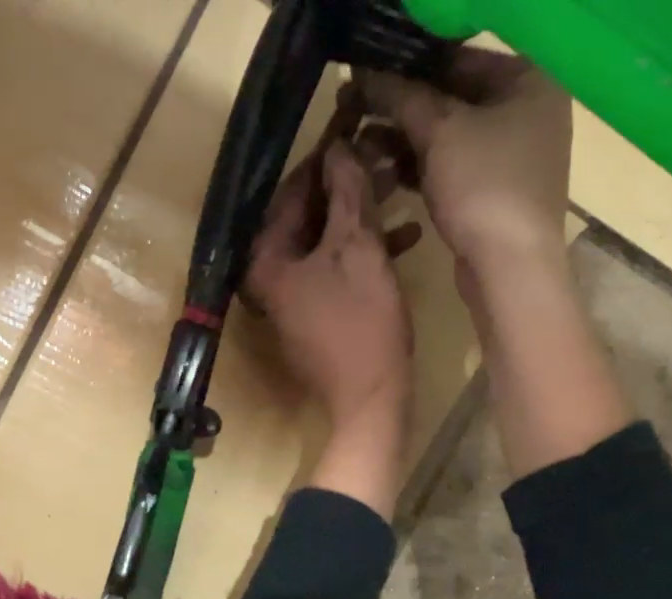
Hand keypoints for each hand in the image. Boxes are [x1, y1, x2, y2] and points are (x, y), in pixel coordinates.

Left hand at [244, 126, 417, 429]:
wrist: (372, 400)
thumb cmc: (361, 322)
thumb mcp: (358, 248)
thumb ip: (348, 192)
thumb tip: (340, 148)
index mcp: (265, 258)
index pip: (292, 190)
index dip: (326, 156)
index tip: (356, 125)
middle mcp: (269, 275)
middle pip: (307, 214)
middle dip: (348, 184)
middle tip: (385, 152)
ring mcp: (293, 296)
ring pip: (326, 239)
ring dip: (362, 214)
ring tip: (401, 184)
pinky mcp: (318, 313)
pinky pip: (336, 268)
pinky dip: (365, 250)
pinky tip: (405, 233)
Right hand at [354, 48, 572, 268]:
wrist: (511, 267)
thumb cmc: (483, 185)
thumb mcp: (439, 130)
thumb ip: (401, 96)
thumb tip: (365, 73)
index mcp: (530, 81)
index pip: (458, 59)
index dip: (407, 67)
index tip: (365, 79)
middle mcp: (529, 112)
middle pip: (452, 98)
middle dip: (401, 109)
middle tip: (354, 111)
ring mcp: (514, 156)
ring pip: (448, 137)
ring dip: (404, 141)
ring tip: (360, 146)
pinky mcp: (496, 193)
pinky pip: (452, 168)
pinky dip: (420, 168)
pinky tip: (383, 172)